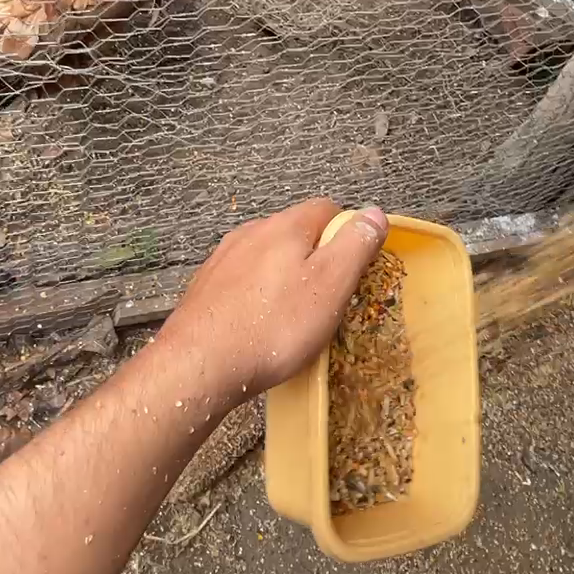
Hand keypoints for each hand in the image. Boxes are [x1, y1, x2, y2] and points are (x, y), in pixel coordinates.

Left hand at [157, 199, 386, 397]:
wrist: (198, 364)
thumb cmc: (273, 326)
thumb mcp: (331, 284)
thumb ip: (355, 244)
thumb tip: (374, 213)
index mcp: (286, 225)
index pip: (328, 208)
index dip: (347, 234)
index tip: (353, 269)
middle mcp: (252, 231)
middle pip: (297, 232)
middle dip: (316, 258)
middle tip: (327, 300)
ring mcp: (225, 257)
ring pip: (268, 256)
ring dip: (285, 277)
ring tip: (293, 318)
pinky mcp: (207, 285)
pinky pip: (244, 281)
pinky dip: (258, 296)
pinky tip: (259, 326)